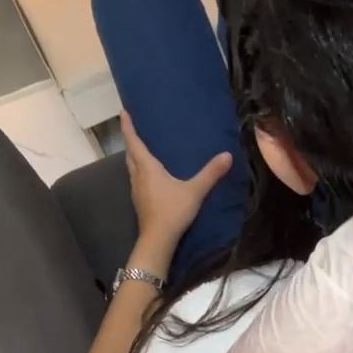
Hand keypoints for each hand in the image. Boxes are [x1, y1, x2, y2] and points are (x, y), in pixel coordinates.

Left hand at [123, 112, 232, 255]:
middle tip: (133, 130)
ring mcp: (136, 191)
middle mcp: (138, 176)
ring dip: (134, 157)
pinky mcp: (140, 203)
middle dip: (131, 141)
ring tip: (141, 151)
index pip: (134, 141)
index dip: (128, 126)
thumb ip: (210, 174)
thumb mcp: (194, 191)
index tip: (124, 112)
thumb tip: (228, 155)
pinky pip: (137, 181)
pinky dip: (139, 173)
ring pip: (131, 168)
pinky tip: (148, 178)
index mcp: (147, 167)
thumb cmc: (172, 211)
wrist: (158, 239)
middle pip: (130, 154)